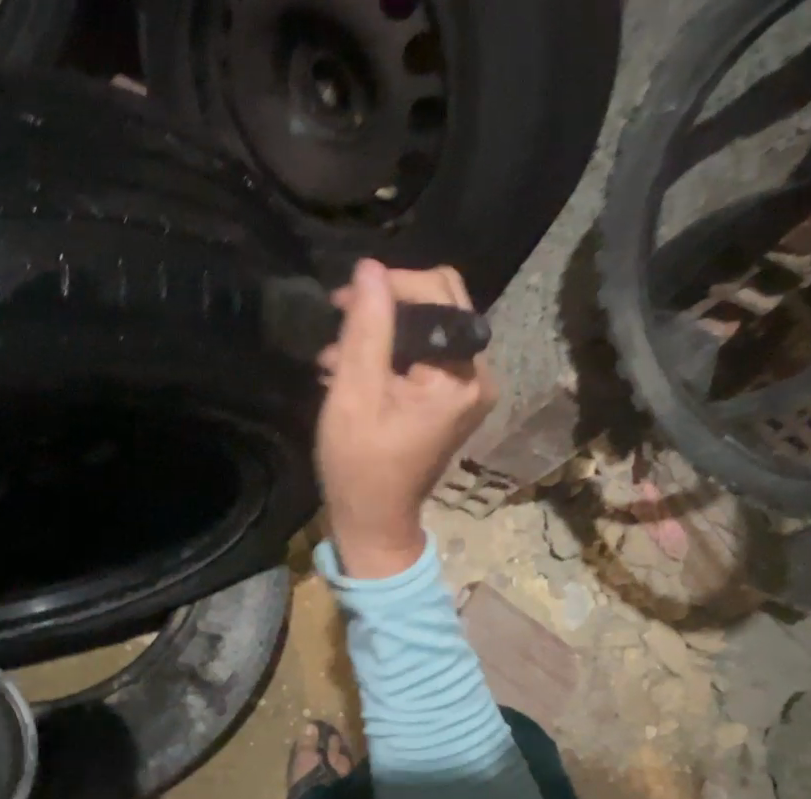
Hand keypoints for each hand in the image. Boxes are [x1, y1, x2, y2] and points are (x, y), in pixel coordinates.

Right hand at [316, 259, 496, 578]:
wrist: (372, 520)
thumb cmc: (359, 464)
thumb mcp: (354, 393)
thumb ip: (366, 329)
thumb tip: (369, 268)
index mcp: (461, 374)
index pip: (439, 294)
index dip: (391, 285)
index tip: (342, 299)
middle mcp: (477, 374)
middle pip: (439, 306)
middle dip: (386, 306)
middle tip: (339, 318)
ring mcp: (466, 388)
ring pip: (427, 328)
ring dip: (379, 333)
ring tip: (333, 357)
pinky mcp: (451, 398)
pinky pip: (424, 355)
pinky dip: (388, 355)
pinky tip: (349, 371)